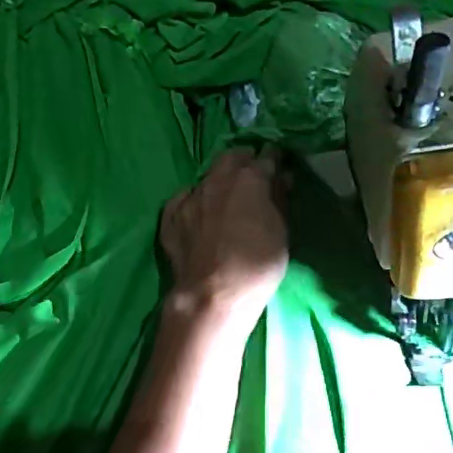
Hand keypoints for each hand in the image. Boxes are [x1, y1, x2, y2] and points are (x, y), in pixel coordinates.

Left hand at [159, 148, 288, 327]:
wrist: (212, 294)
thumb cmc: (257, 264)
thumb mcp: (281, 231)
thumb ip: (279, 199)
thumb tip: (281, 178)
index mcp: (248, 180)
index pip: (266, 158)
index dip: (274, 160)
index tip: (278, 166)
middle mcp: (216, 181)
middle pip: (230, 159)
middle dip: (243, 162)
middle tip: (252, 176)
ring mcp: (189, 198)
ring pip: (206, 178)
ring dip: (218, 182)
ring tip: (226, 198)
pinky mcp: (170, 217)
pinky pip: (183, 199)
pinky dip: (194, 201)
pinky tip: (199, 213)